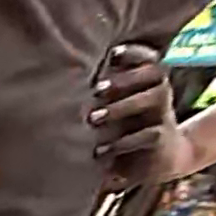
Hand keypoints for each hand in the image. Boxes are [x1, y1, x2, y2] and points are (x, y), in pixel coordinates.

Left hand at [91, 43, 195, 190]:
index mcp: (145, 88)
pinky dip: (123, 143)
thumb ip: (96, 103)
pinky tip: (99, 151)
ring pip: (156, 98)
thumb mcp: (109, 118)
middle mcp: (157, 98)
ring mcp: (161, 118)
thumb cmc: (122, 135)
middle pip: (155, 75)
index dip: (135, 55)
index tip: (113, 53)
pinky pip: (149, 136)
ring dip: (123, 106)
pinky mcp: (161, 142)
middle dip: (126, 79)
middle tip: (97, 90)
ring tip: (93, 118)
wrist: (156, 162)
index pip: (149, 62)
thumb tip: (54, 89)